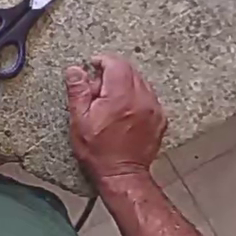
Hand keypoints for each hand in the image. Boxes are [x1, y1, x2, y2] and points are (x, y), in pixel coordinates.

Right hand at [65, 53, 166, 185]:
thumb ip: (78, 91)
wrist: (122, 174)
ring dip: (124, 85)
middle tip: (97, 89)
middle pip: (130, 71)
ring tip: (109, 103)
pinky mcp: (160, 119)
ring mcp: (154, 109)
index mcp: (120, 97)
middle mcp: (141, 99)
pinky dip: (135, 98)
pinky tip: (123, 113)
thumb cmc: (98, 151)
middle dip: (112, 73)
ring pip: (140, 83)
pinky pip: (148, 97)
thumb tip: (75, 70)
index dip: (103, 61)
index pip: (116, 64)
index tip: (93, 65)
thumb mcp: (79, 121)